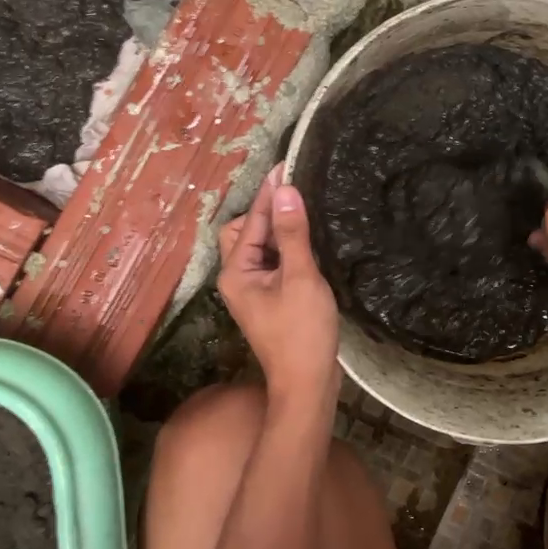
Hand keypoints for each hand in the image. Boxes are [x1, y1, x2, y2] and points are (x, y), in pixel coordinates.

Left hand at [217, 166, 339, 408]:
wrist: (306, 383)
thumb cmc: (302, 331)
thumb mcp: (300, 278)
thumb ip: (293, 234)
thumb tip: (286, 191)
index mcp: (237, 271)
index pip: (254, 220)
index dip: (271, 193)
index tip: (288, 165)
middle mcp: (239, 278)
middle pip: (247, 230)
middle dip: (269, 211)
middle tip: (299, 195)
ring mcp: (254, 290)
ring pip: (262, 246)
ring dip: (280, 229)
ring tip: (307, 213)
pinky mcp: (271, 298)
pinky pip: (274, 261)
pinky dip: (288, 247)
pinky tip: (310, 243)